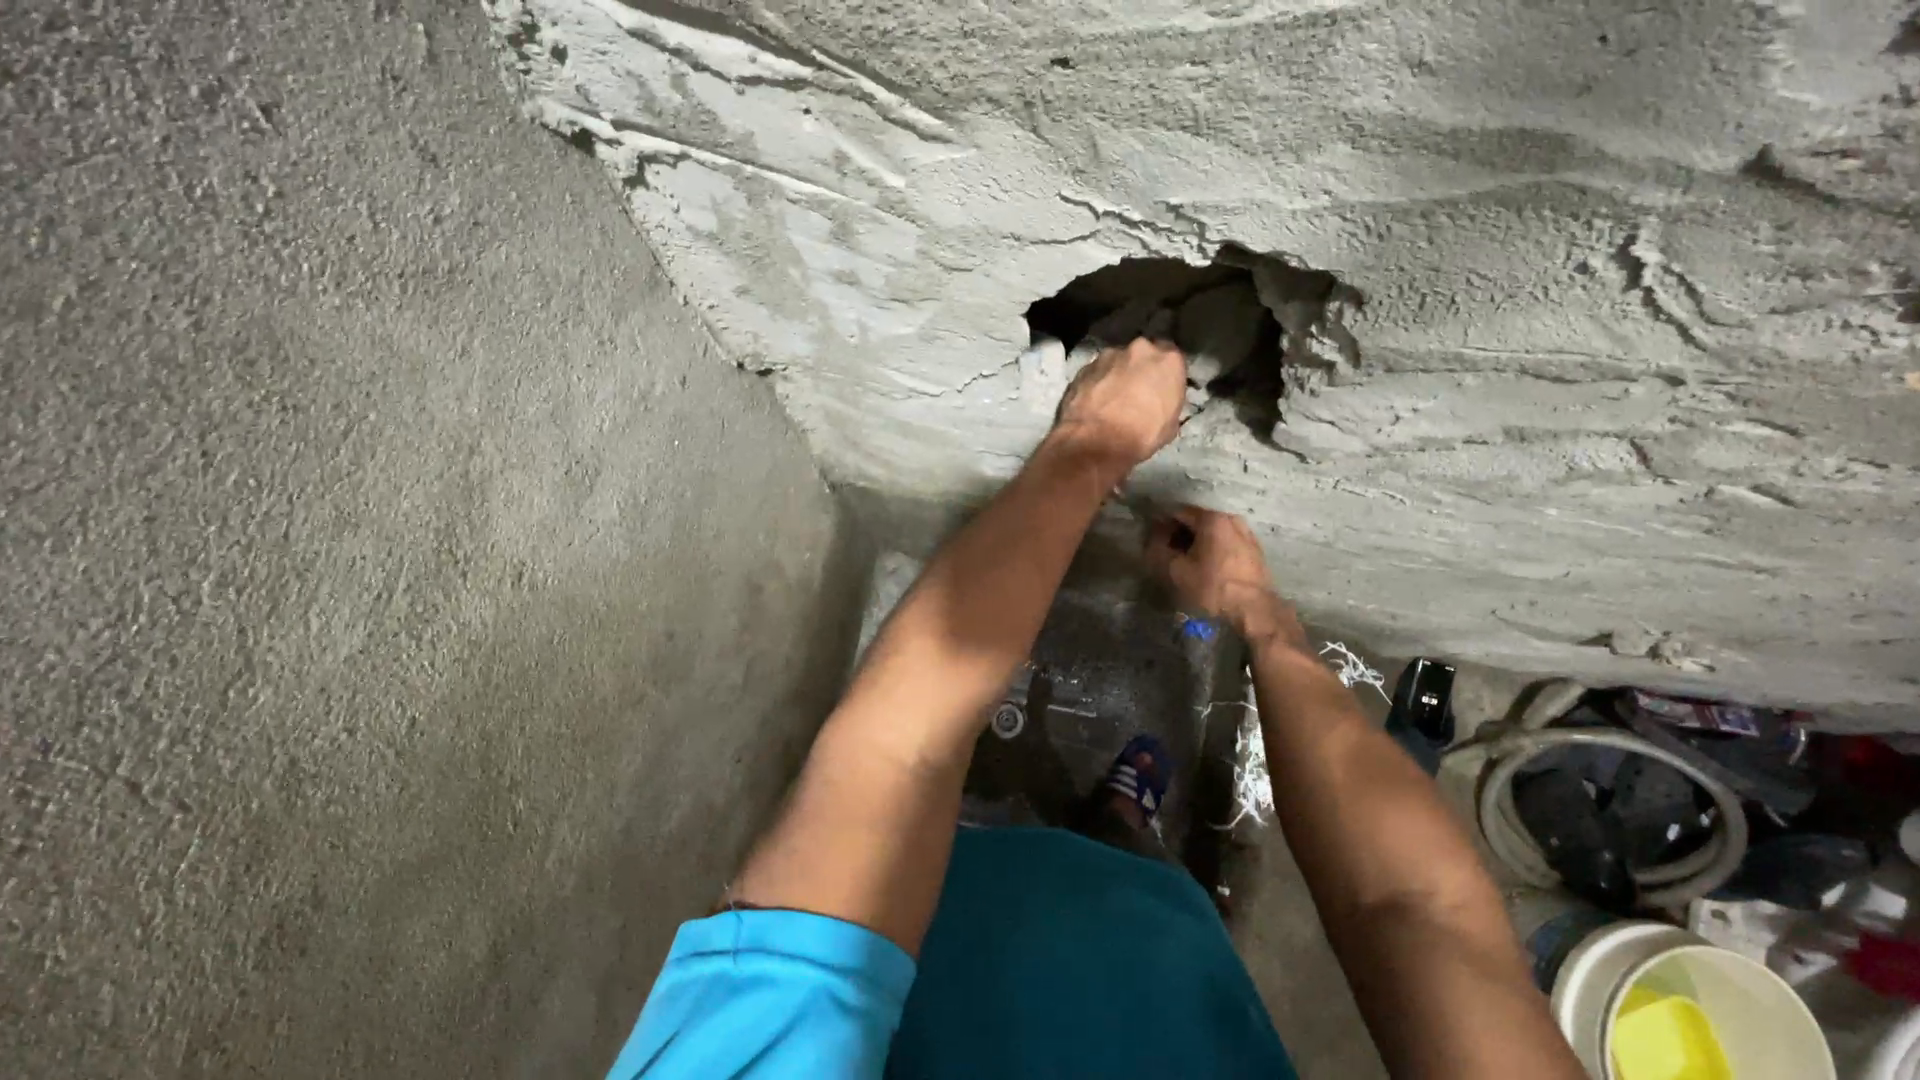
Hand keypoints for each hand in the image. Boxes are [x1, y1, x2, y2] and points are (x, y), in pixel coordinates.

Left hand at [1050, 337, 1186, 473]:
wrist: (1097, 440)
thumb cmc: (1142, 434)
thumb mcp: (1170, 424)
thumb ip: (1167, 401)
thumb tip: (1159, 402)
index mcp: (1168, 360)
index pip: (1171, 358)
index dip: (1164, 373)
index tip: (1159, 386)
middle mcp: (1140, 349)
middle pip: (1142, 354)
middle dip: (1139, 368)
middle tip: (1134, 391)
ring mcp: (1109, 355)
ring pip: (1116, 361)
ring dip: (1116, 374)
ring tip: (1110, 398)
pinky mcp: (1085, 366)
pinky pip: (1096, 372)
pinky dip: (1097, 382)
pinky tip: (1094, 401)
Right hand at [1146, 506, 1306, 650]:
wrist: (1254, 610)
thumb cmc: (1212, 587)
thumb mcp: (1176, 570)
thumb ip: (1158, 549)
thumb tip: (1151, 538)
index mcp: (1211, 518)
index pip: (1177, 512)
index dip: (1161, 525)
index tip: (1153, 541)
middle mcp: (1231, 518)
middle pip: (1197, 520)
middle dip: (1180, 533)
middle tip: (1168, 553)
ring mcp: (1246, 533)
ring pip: (1213, 531)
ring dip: (1197, 542)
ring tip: (1187, 562)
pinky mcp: (1255, 550)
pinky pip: (1227, 542)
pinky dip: (1214, 548)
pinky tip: (1208, 566)